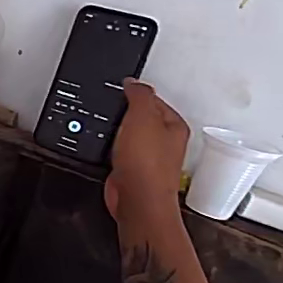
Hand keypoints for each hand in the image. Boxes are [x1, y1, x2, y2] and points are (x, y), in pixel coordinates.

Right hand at [105, 79, 189, 221]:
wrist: (137, 200)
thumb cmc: (147, 165)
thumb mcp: (142, 116)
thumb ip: (138, 95)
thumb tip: (133, 83)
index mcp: (174, 126)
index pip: (155, 100)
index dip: (136, 93)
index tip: (124, 88)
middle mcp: (166, 143)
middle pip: (145, 119)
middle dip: (129, 113)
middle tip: (116, 106)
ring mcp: (150, 159)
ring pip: (133, 137)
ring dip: (120, 133)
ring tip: (112, 126)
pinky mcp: (134, 172)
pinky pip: (122, 154)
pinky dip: (113, 149)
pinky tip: (108, 148)